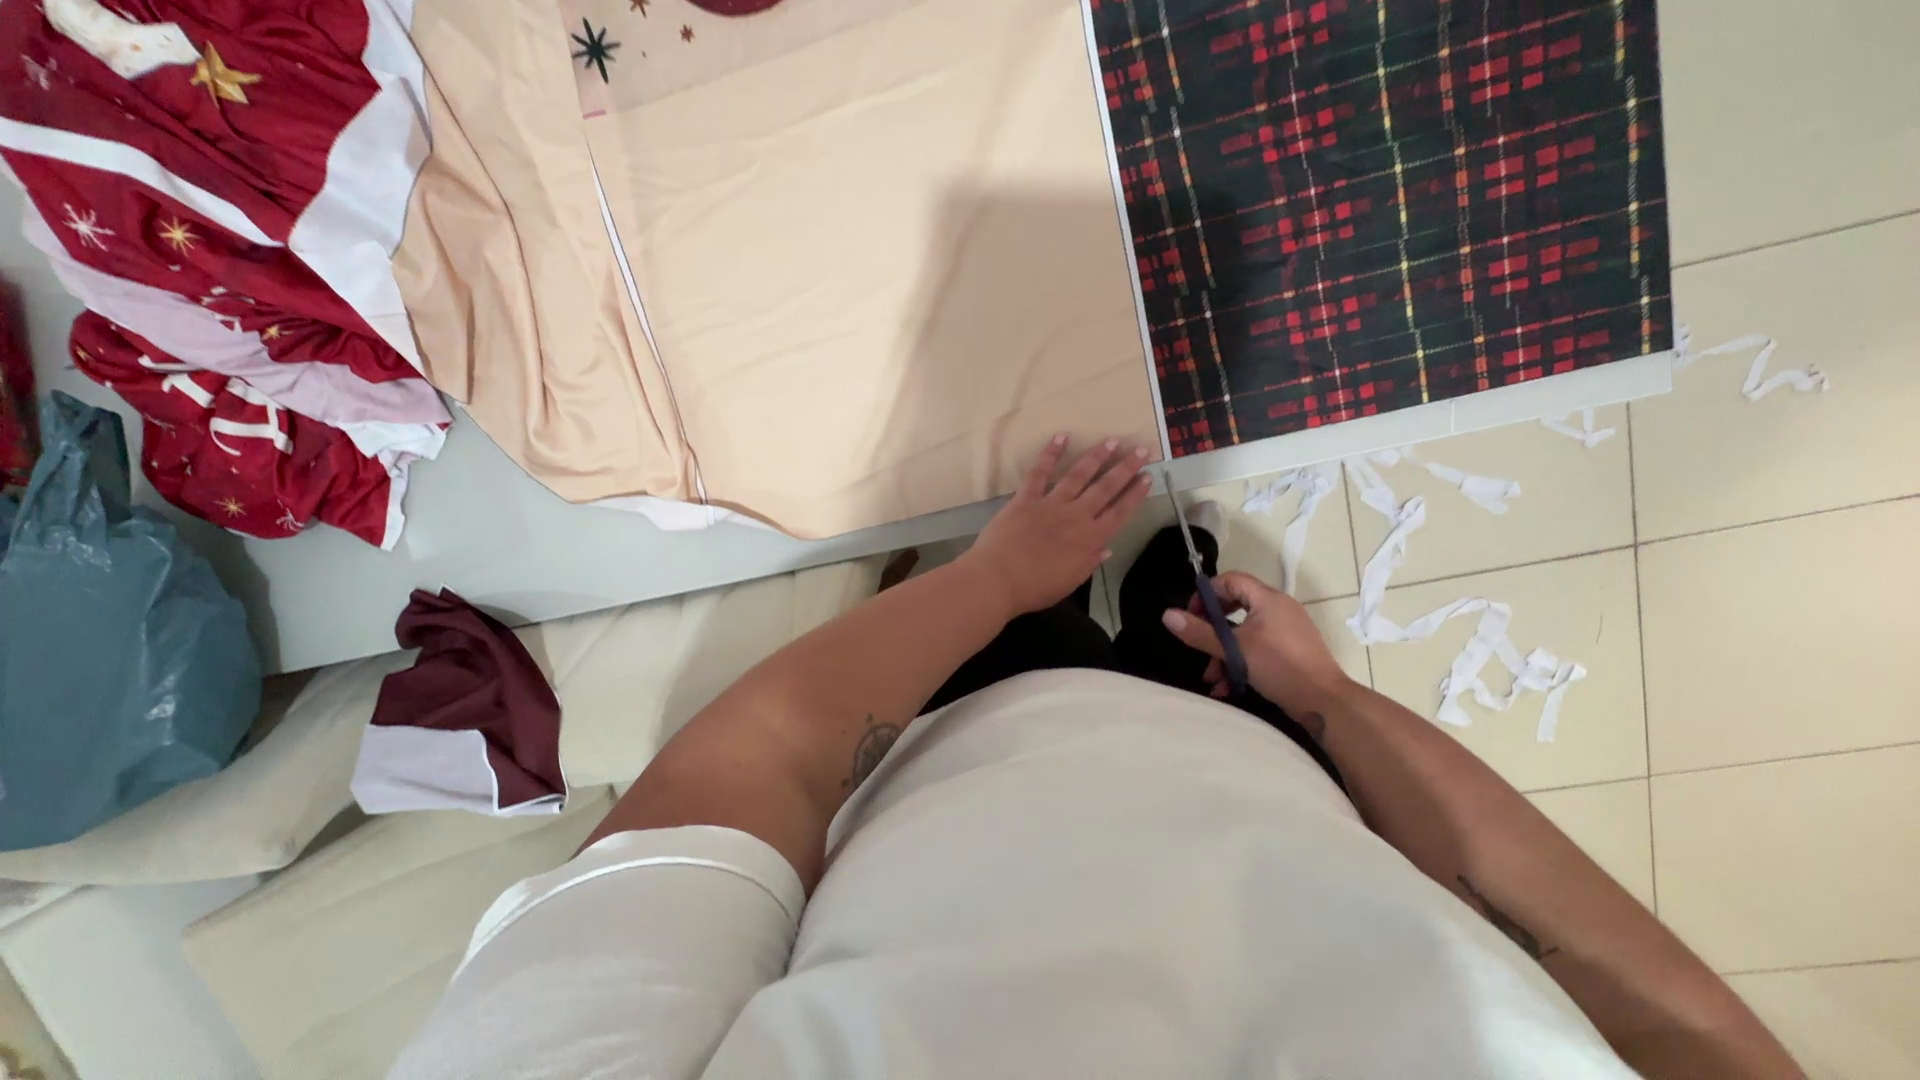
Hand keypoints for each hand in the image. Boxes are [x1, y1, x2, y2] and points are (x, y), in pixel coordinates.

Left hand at [963, 435, 1153, 614]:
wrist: (998, 580)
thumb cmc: (1035, 588)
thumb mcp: (1070, 581)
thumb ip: (1089, 562)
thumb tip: (1105, 548)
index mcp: (1089, 540)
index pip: (1119, 513)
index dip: (1135, 494)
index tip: (1147, 477)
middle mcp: (1075, 517)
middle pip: (1105, 488)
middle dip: (1125, 467)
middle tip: (1140, 449)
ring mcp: (1050, 504)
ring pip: (1078, 475)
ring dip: (1096, 456)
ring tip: (1111, 441)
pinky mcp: (1026, 498)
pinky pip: (1039, 472)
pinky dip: (1050, 453)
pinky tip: (1062, 437)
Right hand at [1159, 571, 1355, 716]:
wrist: (1325, 701)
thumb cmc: (1280, 667)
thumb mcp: (1234, 650)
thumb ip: (1200, 633)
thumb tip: (1167, 615)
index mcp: (1268, 599)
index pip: (1230, 580)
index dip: (1207, 594)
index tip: (1192, 617)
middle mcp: (1279, 609)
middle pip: (1235, 607)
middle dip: (1213, 630)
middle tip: (1198, 643)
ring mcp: (1287, 630)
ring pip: (1245, 633)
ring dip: (1224, 653)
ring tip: (1211, 678)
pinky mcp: (1291, 651)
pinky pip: (1258, 648)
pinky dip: (1241, 662)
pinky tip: (1228, 686)